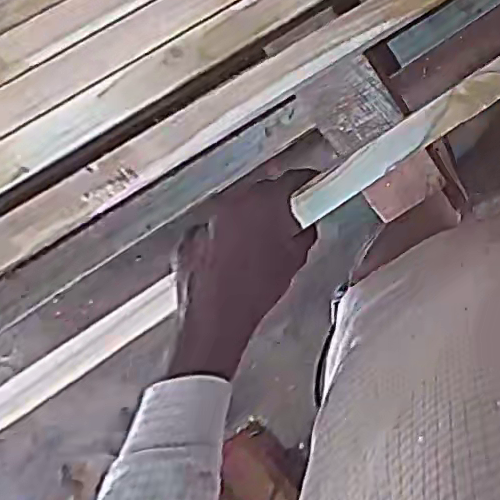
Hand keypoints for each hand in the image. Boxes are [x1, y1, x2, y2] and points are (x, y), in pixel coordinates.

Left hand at [167, 170, 318, 378]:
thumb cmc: (255, 291)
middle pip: (261, 190)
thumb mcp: (296, 258)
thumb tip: (306, 225)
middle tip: (289, 220)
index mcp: (264, 203)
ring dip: (249, 220)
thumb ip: (304, 231)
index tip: (311, 184)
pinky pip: (212, 229)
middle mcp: (232, 204)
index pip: (291, 178)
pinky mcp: (188, 239)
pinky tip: (232, 259)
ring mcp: (207, 220)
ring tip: (259, 246)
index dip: (306, 180)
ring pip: (235, 209)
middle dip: (276, 202)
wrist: (215, 321)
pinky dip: (223, 238)